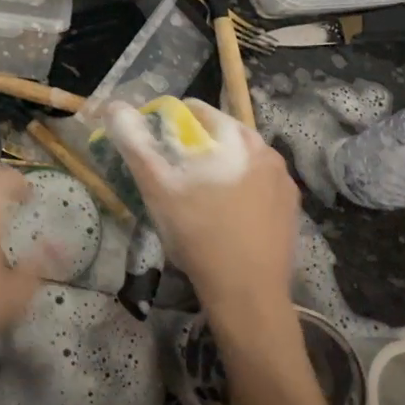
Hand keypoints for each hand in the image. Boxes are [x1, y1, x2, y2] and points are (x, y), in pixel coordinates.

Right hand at [108, 99, 298, 322]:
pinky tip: (219, 216)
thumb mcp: (159, 187)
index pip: (200, 112)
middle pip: (221, 137)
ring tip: (191, 195)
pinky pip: (256, 188)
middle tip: (169, 173)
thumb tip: (114, 107)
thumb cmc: (201, 235)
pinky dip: (236, 191)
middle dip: (193, 148)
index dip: (169, 123)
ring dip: (215, 169)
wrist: (248, 297)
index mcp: (243, 141)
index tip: (153, 146)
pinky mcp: (291, 215)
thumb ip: (135, 143)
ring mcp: (285, 187)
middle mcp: (271, 156)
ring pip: (239, 162)